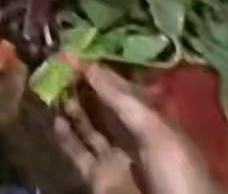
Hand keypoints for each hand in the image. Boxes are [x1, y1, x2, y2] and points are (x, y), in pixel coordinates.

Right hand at [56, 64, 212, 193]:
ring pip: (85, 124)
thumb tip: (80, 60)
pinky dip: (63, 133)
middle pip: (101, 105)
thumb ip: (117, 96)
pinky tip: (54, 117)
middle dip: (80, 85)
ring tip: (51, 87)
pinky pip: (75, 150)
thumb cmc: (176, 177)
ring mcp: (115, 159)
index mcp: (155, 126)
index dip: (98, 70)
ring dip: (69, 105)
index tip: (71, 51)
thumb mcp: (155, 131)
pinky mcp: (97, 177)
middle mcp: (134, 139)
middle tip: (55, 64)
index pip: (122, 90)